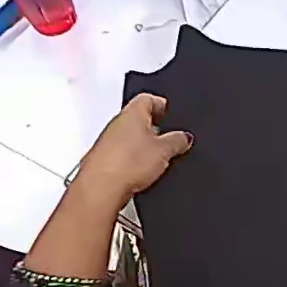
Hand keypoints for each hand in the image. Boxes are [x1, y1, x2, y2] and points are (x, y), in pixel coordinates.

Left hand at [71, 94, 192, 204]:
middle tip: (168, 136)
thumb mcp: (164, 150)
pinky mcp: (105, 161)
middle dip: (154, 127)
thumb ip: (178, 140)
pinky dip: (134, 160)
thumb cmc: (125, 163)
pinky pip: (124, 155)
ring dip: (143, 145)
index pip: (148, 99)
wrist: (102, 188)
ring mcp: (109, 142)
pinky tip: (142, 171)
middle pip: (139, 118)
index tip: (169, 110)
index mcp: (132, 113)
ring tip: (158, 157)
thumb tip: (184, 137)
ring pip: (130, 138)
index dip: (161, 104)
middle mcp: (117, 124)